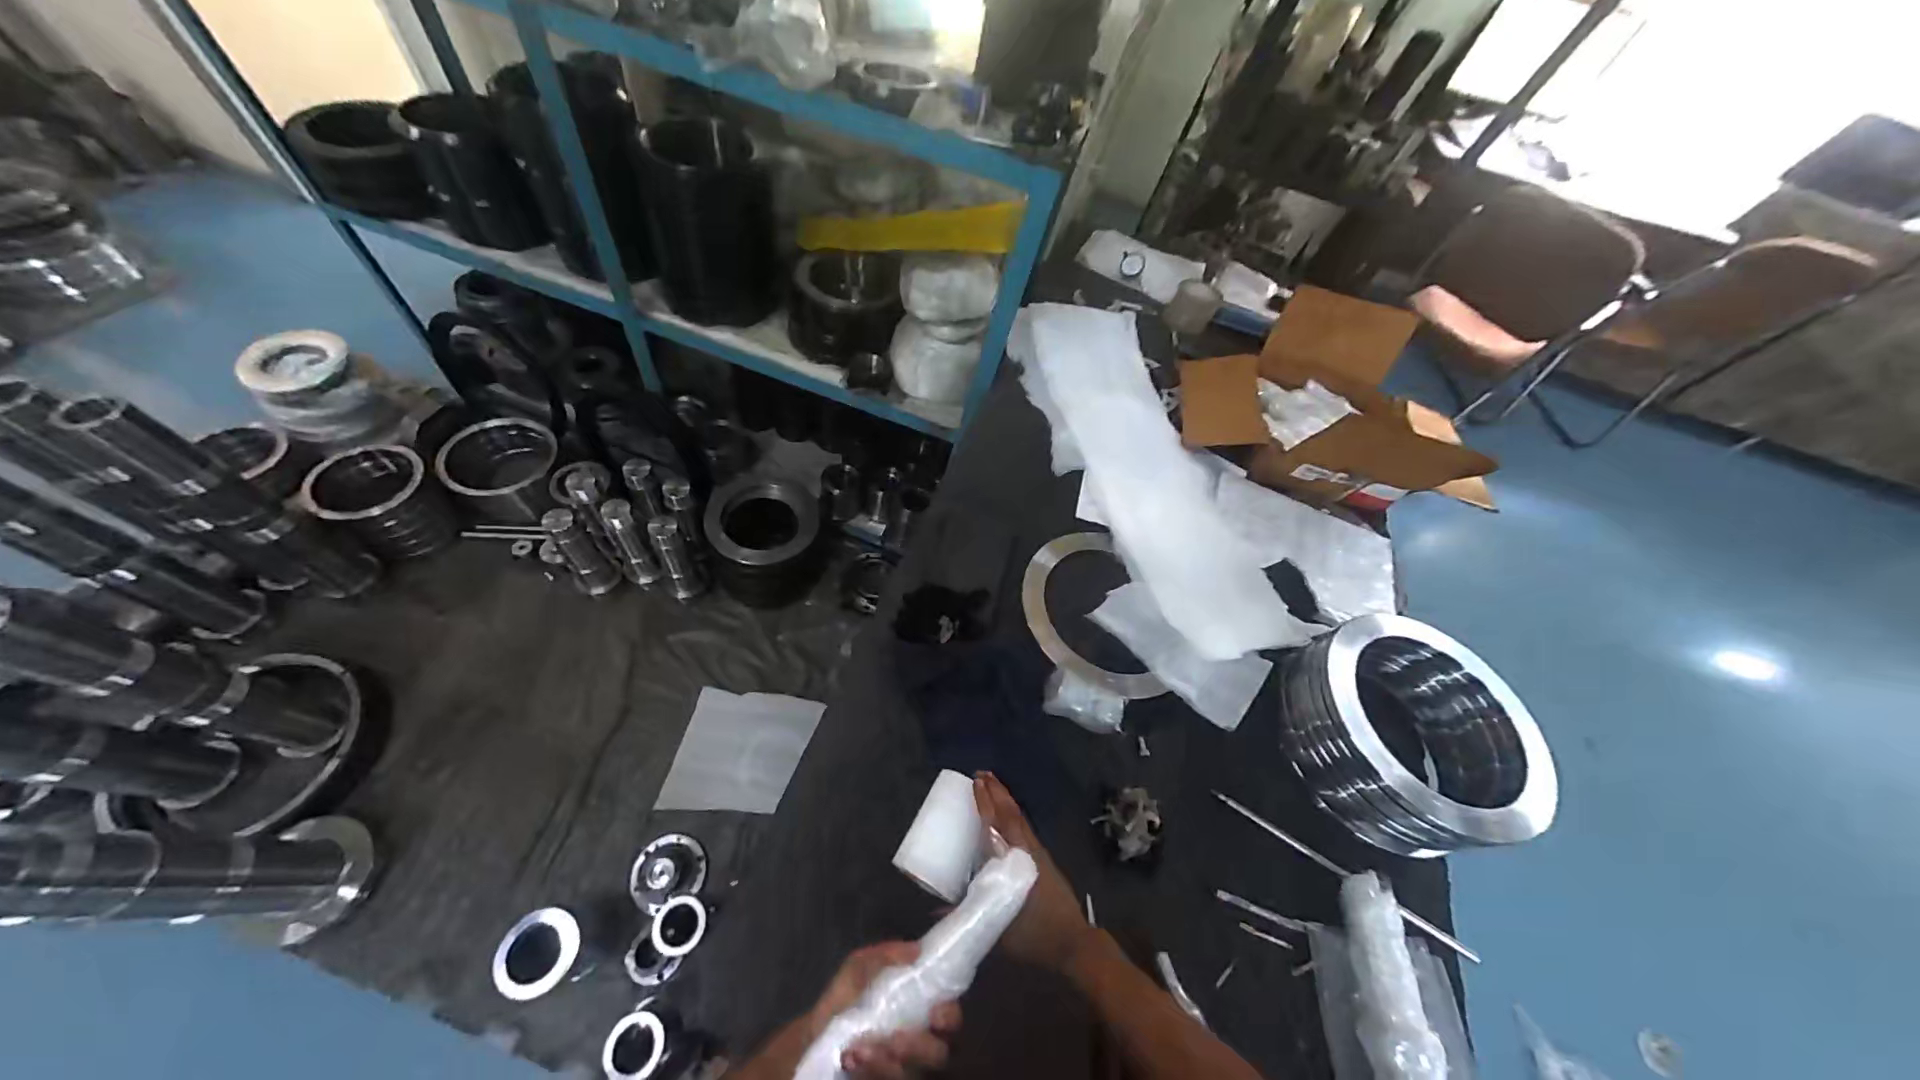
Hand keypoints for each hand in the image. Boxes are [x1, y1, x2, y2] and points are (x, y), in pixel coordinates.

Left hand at [809, 942, 961, 1078]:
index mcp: (920, 1009)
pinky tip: (850, 1057)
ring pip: (911, 1073)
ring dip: (885, 1061)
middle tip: (896, 1039)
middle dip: (919, 1047)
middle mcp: (919, 1043)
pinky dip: (869, 1070)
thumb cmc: (846, 995)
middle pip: (939, 1054)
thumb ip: (885, 955)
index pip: (951, 1018)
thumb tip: (917, 950)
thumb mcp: (859, 966)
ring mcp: (903, 1069)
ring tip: (858, 1048)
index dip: (950, 1016)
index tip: (936, 1013)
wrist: (815, 1033)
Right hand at [973, 771, 1095, 972]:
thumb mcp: (996, 929)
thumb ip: (966, 914)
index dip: (986, 802)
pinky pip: (1025, 828)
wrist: (1073, 944)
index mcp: (1012, 863)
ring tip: (993, 784)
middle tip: (981, 773)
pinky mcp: (1044, 861)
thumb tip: (936, 908)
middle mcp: (1026, 852)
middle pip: (1011, 814)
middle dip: (996, 791)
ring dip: (1006, 799)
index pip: (997, 825)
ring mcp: (1038, 855)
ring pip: (1020, 818)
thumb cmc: (1034, 937)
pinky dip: (1014, 813)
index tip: (976, 782)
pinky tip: (1009, 813)